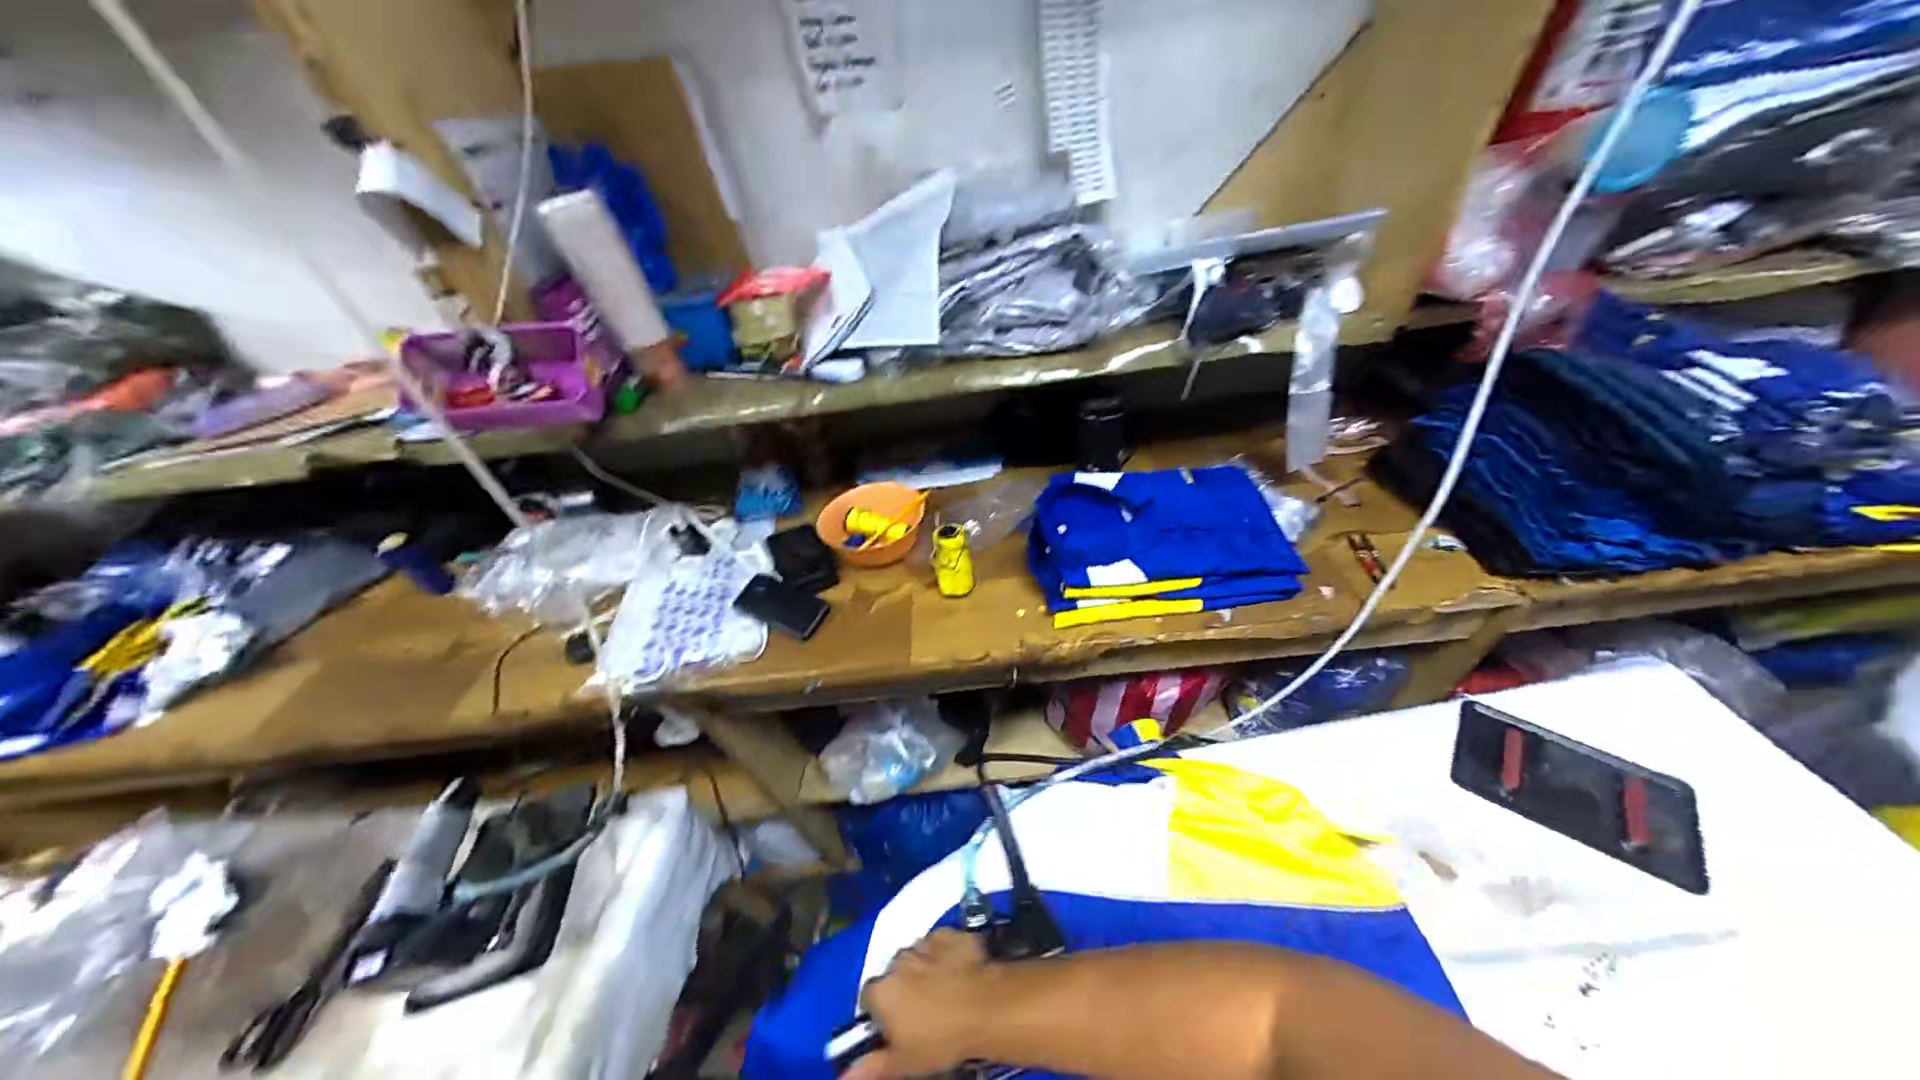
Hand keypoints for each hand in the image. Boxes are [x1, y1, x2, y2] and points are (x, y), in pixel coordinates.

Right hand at [843, 929, 996, 1079]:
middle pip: (893, 974)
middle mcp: (898, 962)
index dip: (879, 1012)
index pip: (868, 997)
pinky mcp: (949, 934)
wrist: (983, 1006)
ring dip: (924, 968)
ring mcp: (924, 944)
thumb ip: (873, 1067)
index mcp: (882, 991)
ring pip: (917, 956)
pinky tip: (956, 968)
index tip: (892, 1026)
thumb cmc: (940, 1038)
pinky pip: (940, 943)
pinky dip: (945, 953)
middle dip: (903, 987)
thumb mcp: (904, 1062)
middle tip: (921, 1010)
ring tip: (943, 990)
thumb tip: (845, 1076)